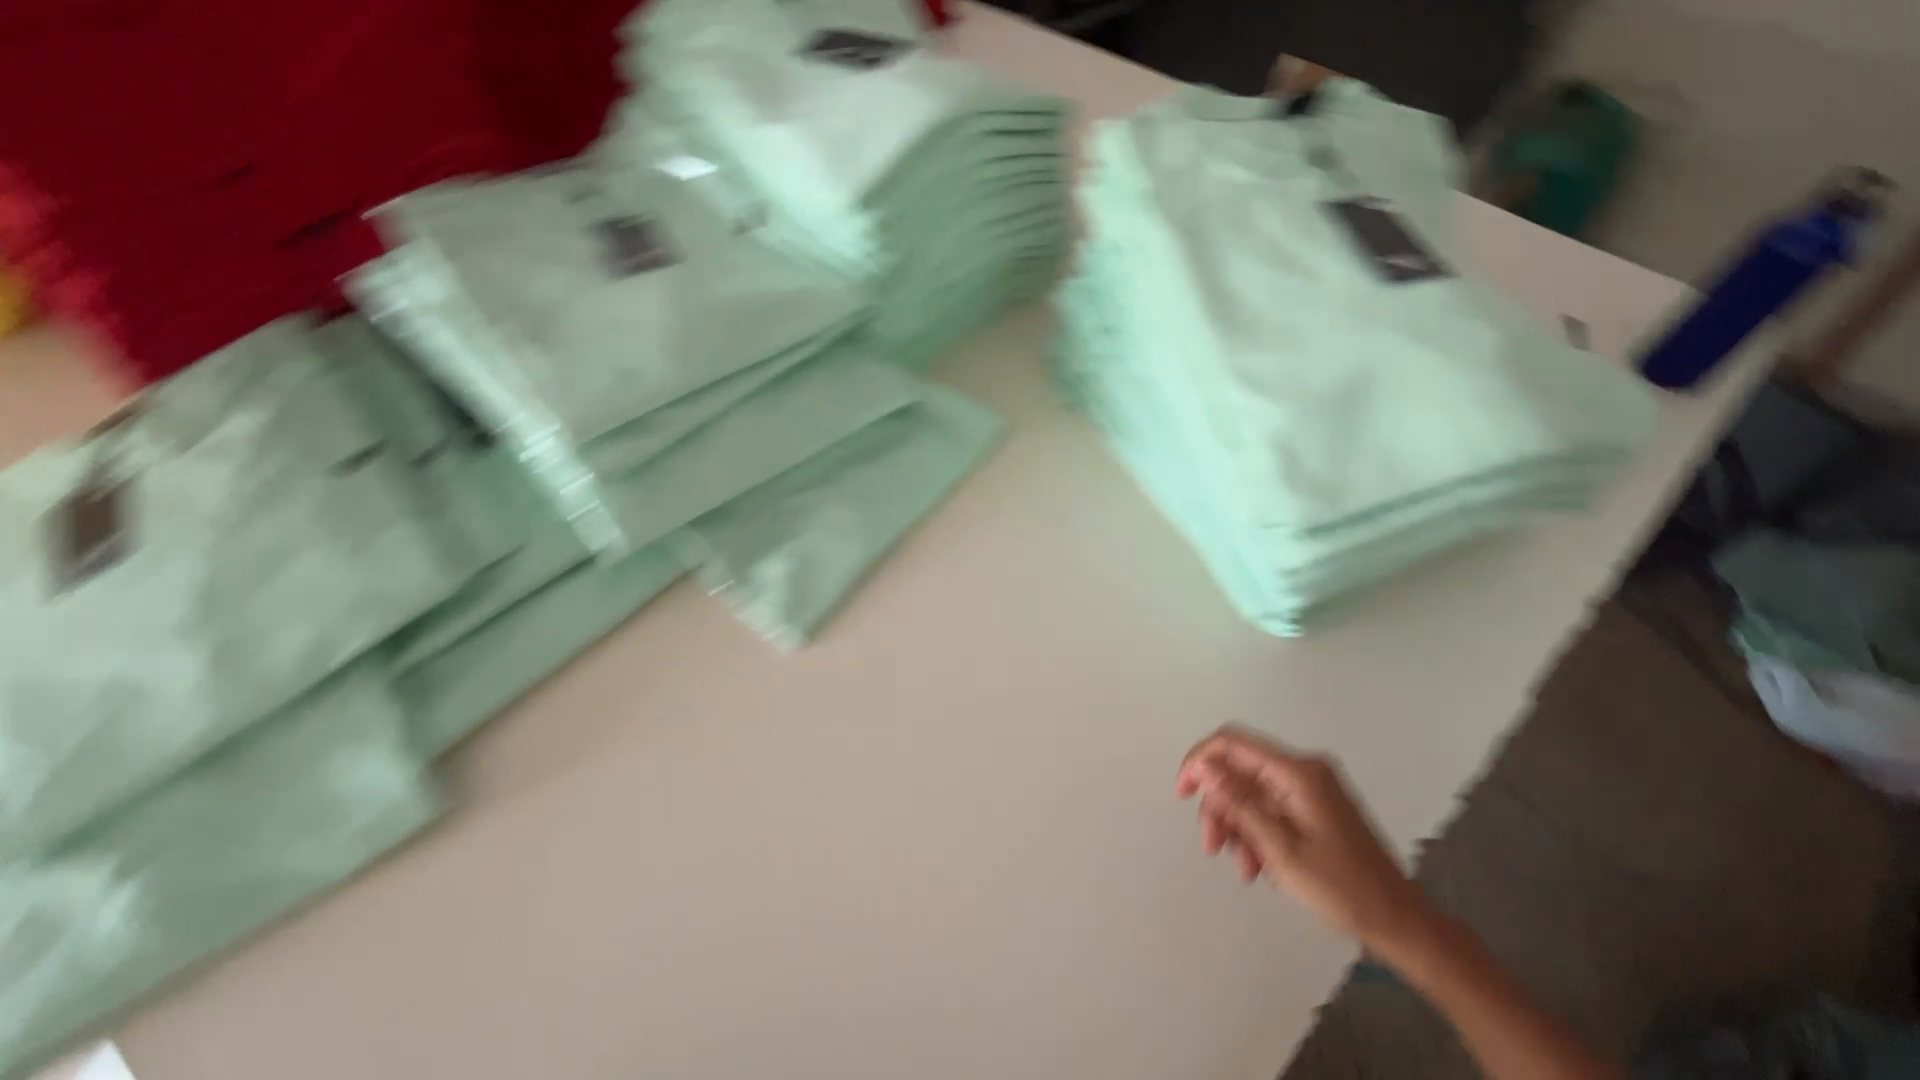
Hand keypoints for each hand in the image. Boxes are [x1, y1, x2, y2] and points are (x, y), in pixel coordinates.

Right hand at [1176, 725, 1436, 953]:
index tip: (1183, 794)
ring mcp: (1310, 789)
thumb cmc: (1341, 887)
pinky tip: (1259, 866)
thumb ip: (1238, 803)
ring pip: (1251, 793)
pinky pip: (1270, 809)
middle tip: (1213, 847)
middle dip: (1219, 806)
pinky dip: (1257, 833)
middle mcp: (1303, 771)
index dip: (1199, 761)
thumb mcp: (1280, 848)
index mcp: (1297, 772)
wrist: (1397, 919)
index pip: (1231, 743)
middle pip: (1239, 771)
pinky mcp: (1314, 808)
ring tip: (1244, 867)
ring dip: (1237, 826)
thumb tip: (1204, 766)